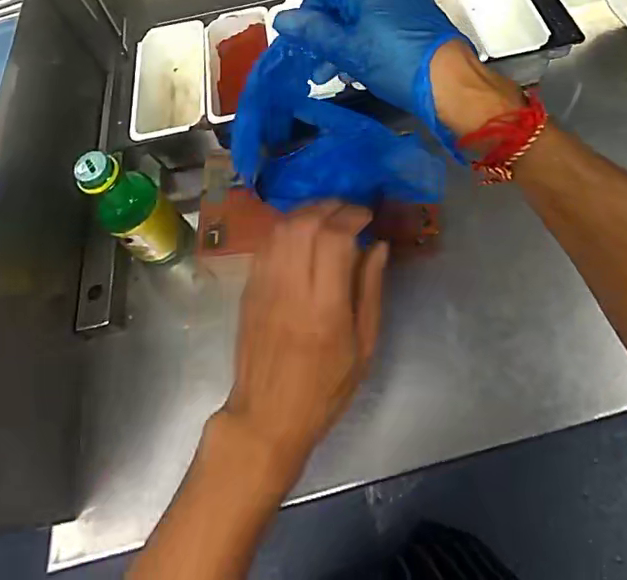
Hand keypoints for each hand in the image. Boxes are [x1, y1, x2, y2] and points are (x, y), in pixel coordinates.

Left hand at [221, 201, 389, 484]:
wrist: (265, 420)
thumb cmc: (324, 389)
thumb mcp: (364, 346)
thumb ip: (370, 290)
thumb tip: (378, 245)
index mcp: (324, 308)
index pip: (333, 238)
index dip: (352, 215)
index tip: (367, 216)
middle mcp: (290, 290)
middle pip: (304, 224)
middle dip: (331, 206)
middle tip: (349, 211)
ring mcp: (263, 288)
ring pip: (281, 228)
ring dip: (307, 212)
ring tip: (328, 217)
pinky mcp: (248, 290)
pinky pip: (266, 243)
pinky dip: (287, 227)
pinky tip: (303, 233)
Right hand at [272, 0, 469, 140]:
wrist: (453, 85)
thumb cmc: (398, 64)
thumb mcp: (349, 50)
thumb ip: (314, 32)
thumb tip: (284, 18)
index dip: (308, 12)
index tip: (302, 41)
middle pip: (346, 4)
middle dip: (327, 35)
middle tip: (316, 66)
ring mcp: (411, 8)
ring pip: (366, 20)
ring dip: (346, 45)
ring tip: (337, 76)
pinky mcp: (423, 28)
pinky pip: (386, 30)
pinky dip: (369, 47)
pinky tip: (364, 73)